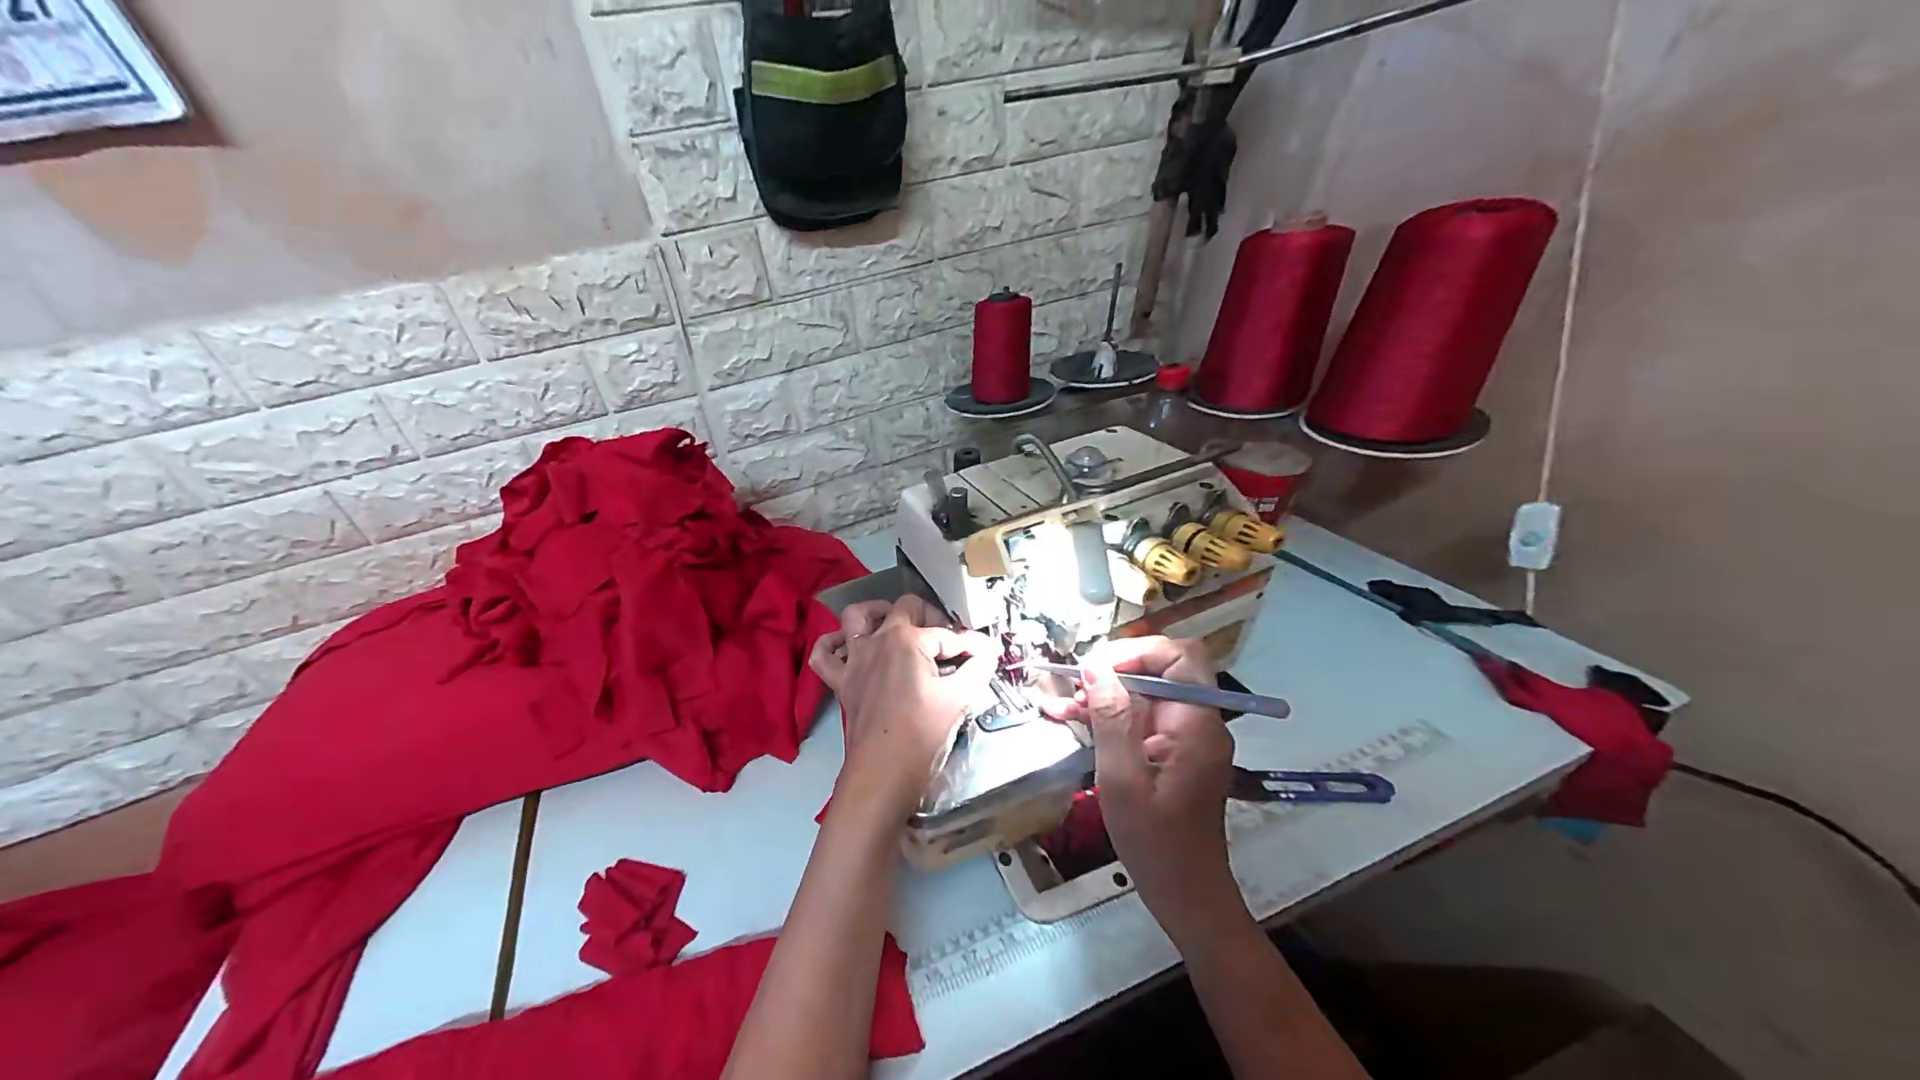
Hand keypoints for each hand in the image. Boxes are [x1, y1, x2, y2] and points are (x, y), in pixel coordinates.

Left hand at [809, 596, 995, 819]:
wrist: (884, 772)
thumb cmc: (923, 733)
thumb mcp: (959, 698)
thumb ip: (978, 667)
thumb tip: (988, 649)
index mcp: (908, 640)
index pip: (946, 633)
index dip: (967, 645)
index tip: (980, 657)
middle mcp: (878, 640)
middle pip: (904, 608)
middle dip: (930, 616)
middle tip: (946, 641)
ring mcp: (855, 659)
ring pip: (857, 617)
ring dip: (877, 613)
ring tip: (896, 624)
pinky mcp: (841, 682)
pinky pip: (825, 654)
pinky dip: (833, 645)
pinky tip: (849, 647)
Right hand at [1042, 636, 1241, 940]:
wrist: (1187, 895)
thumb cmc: (1156, 844)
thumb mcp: (1122, 781)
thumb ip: (1111, 720)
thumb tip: (1095, 668)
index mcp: (1196, 725)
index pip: (1180, 657)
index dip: (1138, 651)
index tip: (1097, 667)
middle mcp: (1198, 723)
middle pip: (1161, 672)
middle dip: (1114, 673)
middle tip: (1074, 688)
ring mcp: (1187, 739)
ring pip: (1147, 695)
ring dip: (1107, 695)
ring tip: (1063, 705)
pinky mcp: (1174, 753)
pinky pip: (1144, 720)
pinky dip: (1113, 718)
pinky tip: (1076, 721)